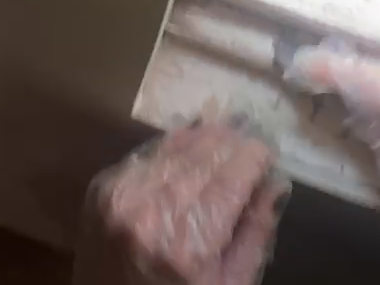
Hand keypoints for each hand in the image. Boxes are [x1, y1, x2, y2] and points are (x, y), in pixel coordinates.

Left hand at [74, 121, 288, 284]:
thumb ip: (255, 234)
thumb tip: (276, 182)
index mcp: (188, 244)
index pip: (233, 175)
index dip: (256, 156)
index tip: (268, 153)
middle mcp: (153, 210)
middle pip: (207, 152)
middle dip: (233, 143)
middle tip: (249, 140)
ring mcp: (123, 194)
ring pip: (178, 144)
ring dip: (205, 138)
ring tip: (225, 136)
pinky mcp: (103, 186)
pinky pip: (151, 151)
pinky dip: (175, 146)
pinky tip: (190, 147)